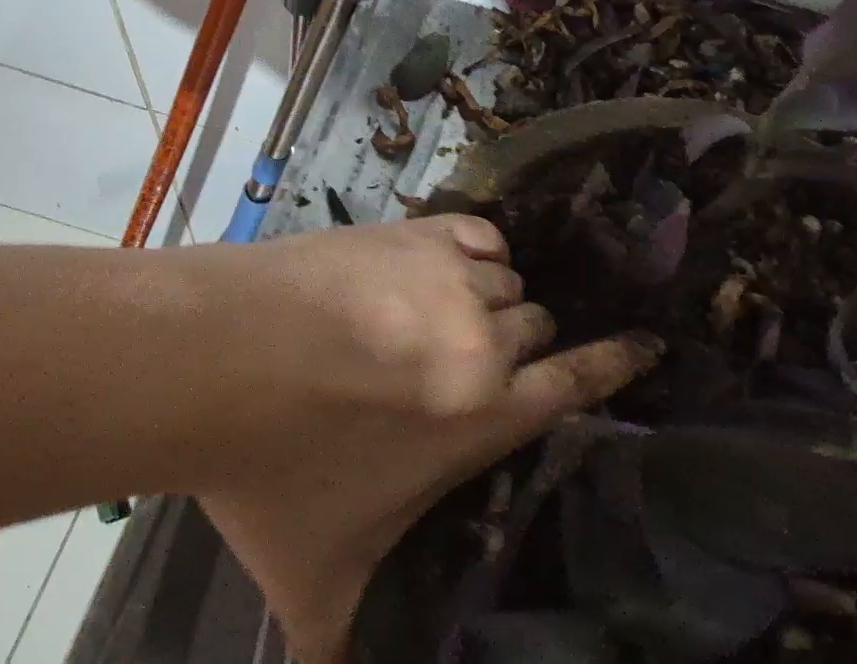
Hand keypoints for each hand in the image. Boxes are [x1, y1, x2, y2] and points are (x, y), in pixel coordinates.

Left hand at [170, 216, 660, 663]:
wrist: (211, 360)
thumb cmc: (272, 469)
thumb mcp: (317, 577)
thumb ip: (345, 643)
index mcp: (486, 412)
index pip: (580, 377)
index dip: (619, 359)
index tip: (646, 342)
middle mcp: (486, 339)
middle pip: (539, 322)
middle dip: (517, 342)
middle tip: (472, 358)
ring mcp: (450, 278)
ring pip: (505, 277)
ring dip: (486, 297)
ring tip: (441, 315)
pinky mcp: (413, 233)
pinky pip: (476, 234)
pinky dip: (469, 250)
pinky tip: (440, 266)